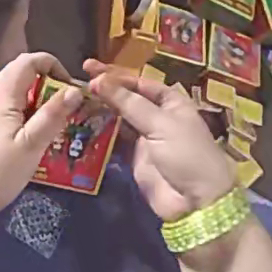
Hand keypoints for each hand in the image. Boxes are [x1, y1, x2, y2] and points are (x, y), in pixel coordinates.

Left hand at [0, 52, 81, 217]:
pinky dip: (32, 114)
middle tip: (69, 104)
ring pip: (19, 94)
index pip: (28, 61)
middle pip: (23, 74)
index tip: (71, 86)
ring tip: (62, 120)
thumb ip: (53, 115)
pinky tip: (44, 136)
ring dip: (42, 100)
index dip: (52, 64)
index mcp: (4, 96)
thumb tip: (75, 90)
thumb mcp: (31, 144)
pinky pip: (15, 111)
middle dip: (49, 82)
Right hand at [86, 61, 236, 220]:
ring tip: (75, 101)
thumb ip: (128, 103)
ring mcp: (144, 137)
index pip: (138, 82)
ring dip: (99, 110)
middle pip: (126, 98)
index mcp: (170, 101)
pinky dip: (100, 132)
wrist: (196, 202)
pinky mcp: (134, 157)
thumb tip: (98, 82)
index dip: (114, 75)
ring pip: (118, 118)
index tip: (90, 69)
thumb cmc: (186, 154)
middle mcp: (157, 115)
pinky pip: (114, 140)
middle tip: (78, 81)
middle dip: (105, 90)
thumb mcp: (160, 124)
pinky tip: (82, 124)